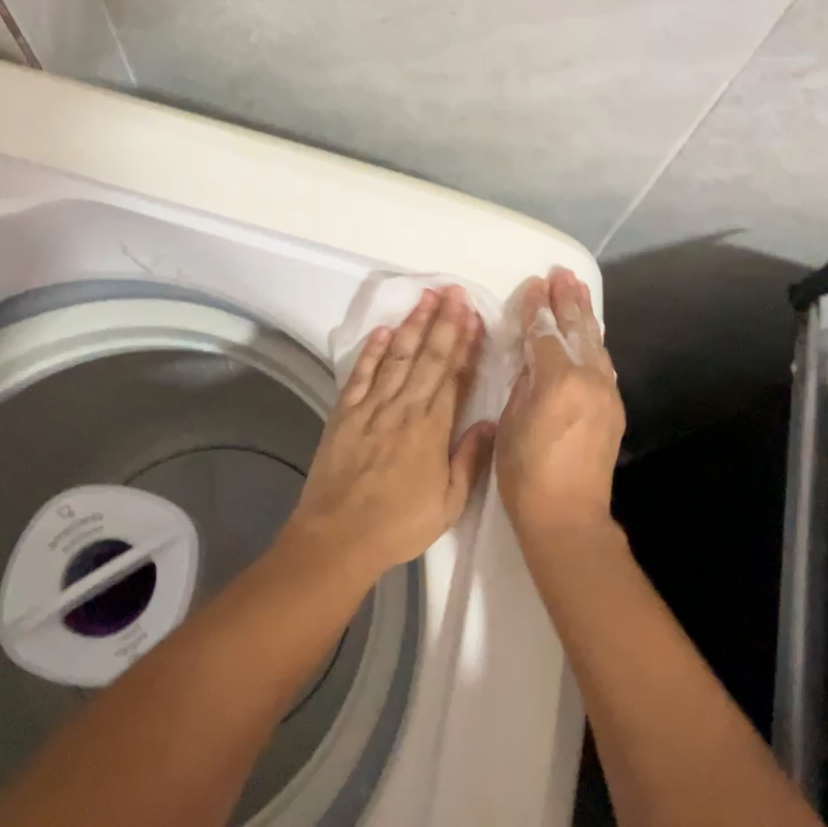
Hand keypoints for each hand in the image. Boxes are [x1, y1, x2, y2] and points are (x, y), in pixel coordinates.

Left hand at [283, 287, 495, 582]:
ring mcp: (371, 408)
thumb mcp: (449, 503)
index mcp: (433, 428)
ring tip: (426, 297)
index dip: (466, 344)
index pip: (454, 376)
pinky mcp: (344, 415)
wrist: (338, 537)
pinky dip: (372, 351)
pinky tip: (383, 331)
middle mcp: (404, 408)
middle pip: (428, 356)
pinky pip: (361, 375)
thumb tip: (490, 422)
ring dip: (412, 325)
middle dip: (444, 321)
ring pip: (396, 356)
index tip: (475, 316)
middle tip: (455, 291)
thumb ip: (470, 460)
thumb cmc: (399, 525)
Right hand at [495, 268, 624, 539]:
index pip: (545, 333)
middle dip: (569, 300)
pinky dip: (594, 344)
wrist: (567, 515)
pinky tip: (590, 336)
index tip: (534, 284)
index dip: (537, 308)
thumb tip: (533, 364)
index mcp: (558, 379)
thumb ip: (524, 385)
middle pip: (578, 330)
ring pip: (596, 344)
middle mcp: (590, 378)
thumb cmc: (526, 473)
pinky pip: (603, 365)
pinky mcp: (614, 409)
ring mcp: (607, 393)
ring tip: (579, 290)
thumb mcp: (510, 423)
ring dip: (586, 316)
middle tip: (562, 274)